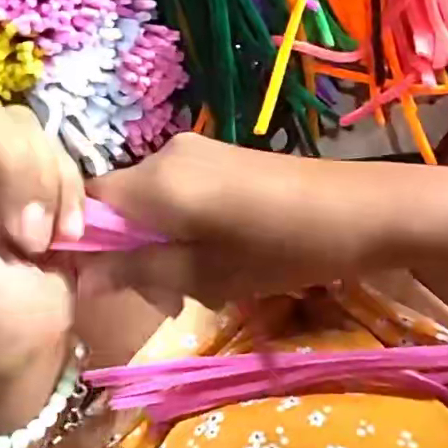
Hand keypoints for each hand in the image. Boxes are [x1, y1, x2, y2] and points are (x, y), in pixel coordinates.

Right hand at [78, 133, 388, 305]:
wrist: (364, 210)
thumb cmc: (284, 248)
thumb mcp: (208, 273)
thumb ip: (140, 271)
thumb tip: (82, 278)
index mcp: (156, 181)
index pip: (85, 205)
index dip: (83, 247)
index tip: (102, 288)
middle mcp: (167, 154)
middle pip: (118, 203)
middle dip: (126, 250)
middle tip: (160, 297)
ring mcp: (197, 150)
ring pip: (149, 199)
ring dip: (156, 241)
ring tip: (195, 281)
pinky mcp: (221, 155)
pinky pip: (177, 190)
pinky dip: (180, 223)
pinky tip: (215, 251)